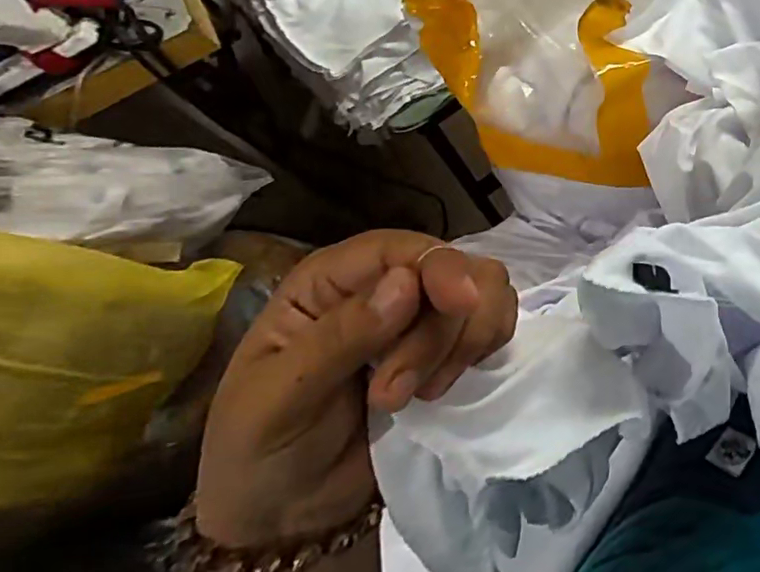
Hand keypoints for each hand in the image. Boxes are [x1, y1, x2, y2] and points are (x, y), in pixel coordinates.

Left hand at [195, 230, 517, 548]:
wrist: (288, 510)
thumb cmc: (260, 450)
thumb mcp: (275, 401)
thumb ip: (338, 339)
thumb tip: (406, 282)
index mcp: (333, 280)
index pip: (402, 248)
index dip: (439, 268)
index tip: (460, 304)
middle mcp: (388, 282)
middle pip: (454, 270)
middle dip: (438, 334)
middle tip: (394, 394)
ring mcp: (428, 310)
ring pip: (487, 289)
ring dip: (464, 344)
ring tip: (418, 395)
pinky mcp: (457, 340)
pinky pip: (499, 318)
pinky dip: (485, 348)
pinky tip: (444, 385)